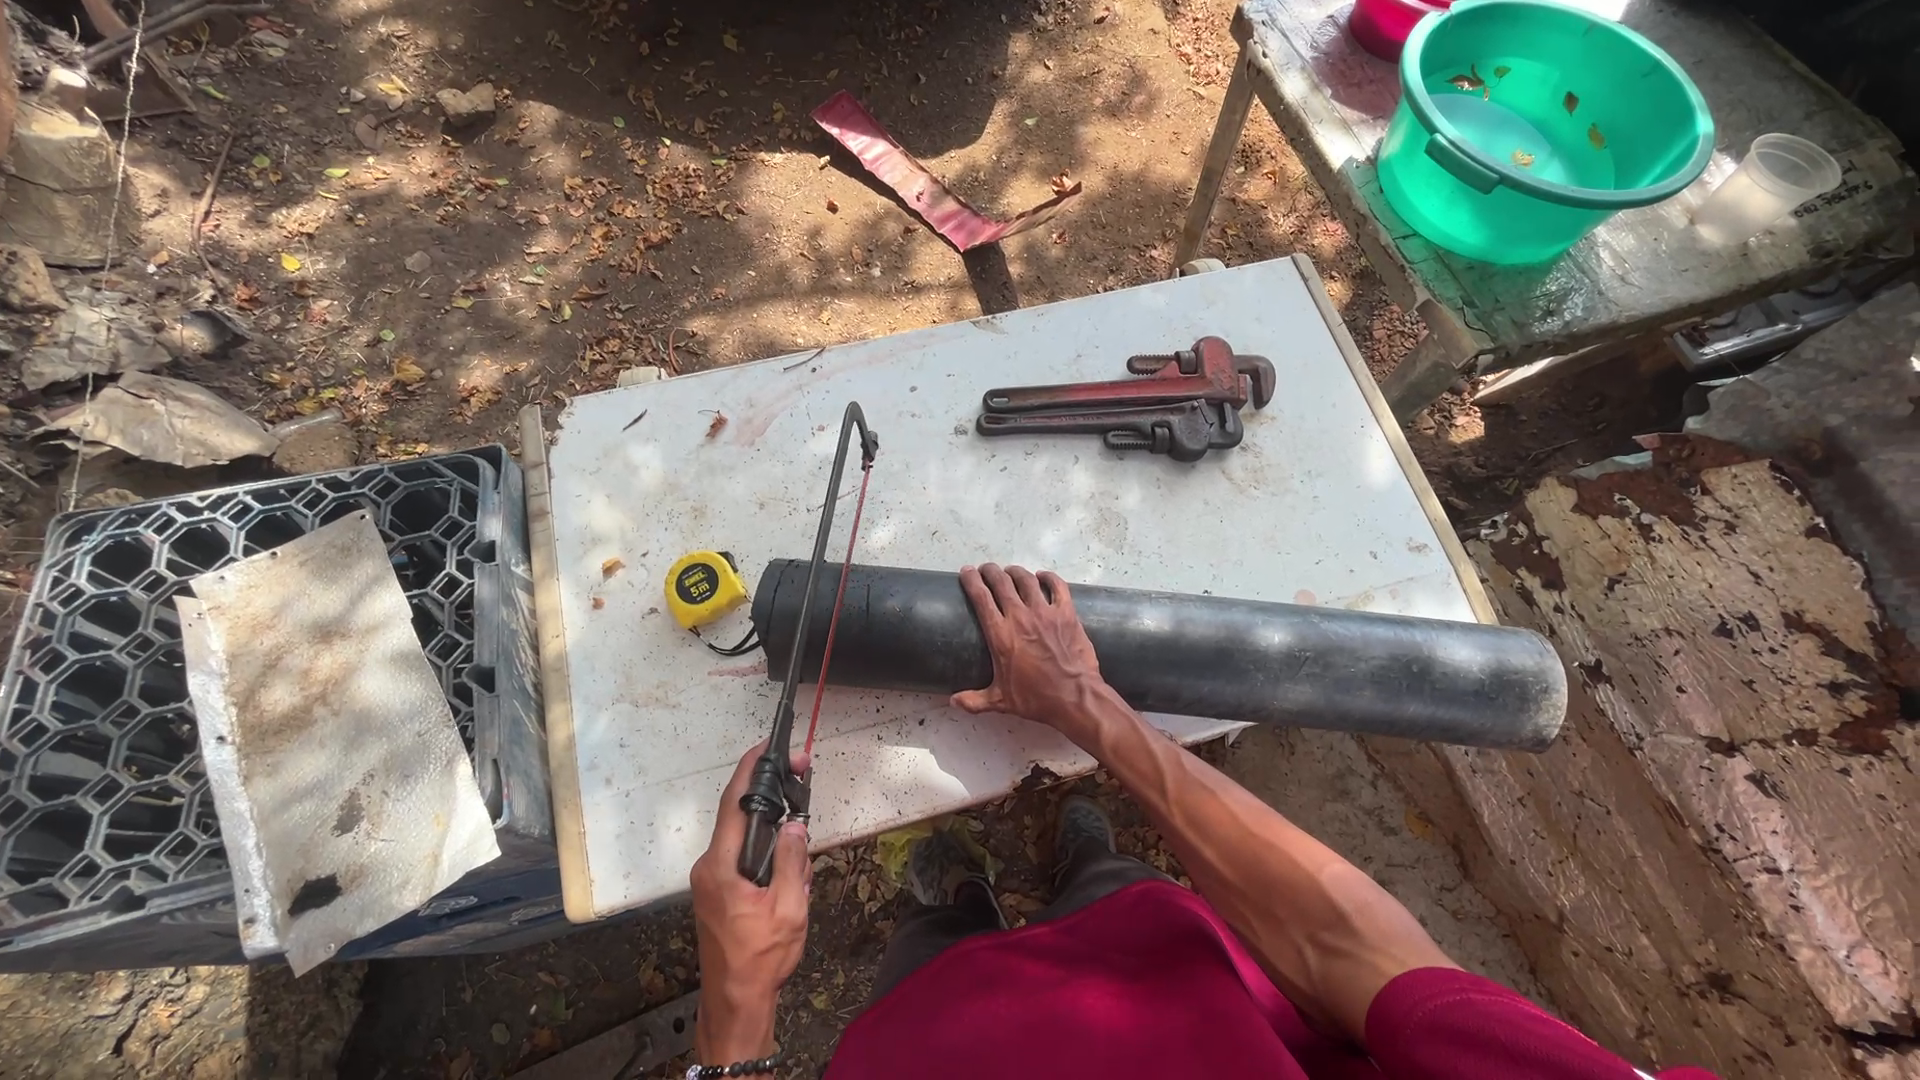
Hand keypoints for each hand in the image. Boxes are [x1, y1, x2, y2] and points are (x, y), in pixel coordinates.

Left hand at [689, 741, 811, 1062]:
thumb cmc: (762, 958)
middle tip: (802, 776)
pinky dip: (768, 855)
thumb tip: (795, 823)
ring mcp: (711, 879)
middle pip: (740, 816)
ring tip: (800, 870)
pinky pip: (744, 858)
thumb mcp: (787, 909)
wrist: (735, 1002)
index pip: (734, 804)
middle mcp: (710, 866)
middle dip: (772, 796)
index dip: (750, 769)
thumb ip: (792, 862)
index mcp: (721, 867)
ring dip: (775, 837)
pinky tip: (791, 880)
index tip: (768, 744)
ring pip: (746, 839)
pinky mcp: (718, 890)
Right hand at [951, 564, 1108, 735]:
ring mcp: (1045, 613)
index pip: (981, 598)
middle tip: (986, 569)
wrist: (1075, 697)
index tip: (966, 572)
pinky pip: (1057, 586)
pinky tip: (1043, 575)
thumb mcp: (1001, 701)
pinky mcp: (1067, 613)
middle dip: (991, 571)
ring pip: (1027, 580)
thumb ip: (974, 701)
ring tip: (1010, 571)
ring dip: (1016, 571)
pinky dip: (1049, 577)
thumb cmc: (1036, 698)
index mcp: (1000, 635)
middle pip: (1001, 582)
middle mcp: (1020, 617)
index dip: (971, 581)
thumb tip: (952, 702)